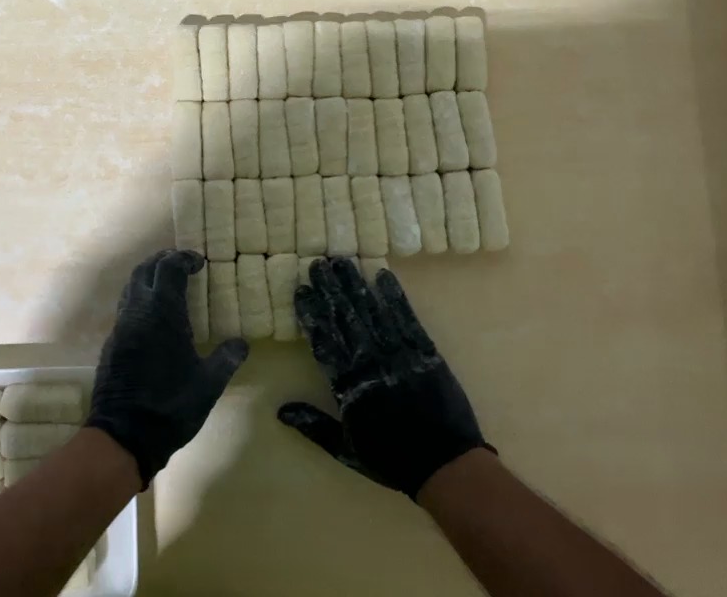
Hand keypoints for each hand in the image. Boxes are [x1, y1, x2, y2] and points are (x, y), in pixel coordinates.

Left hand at [86, 250, 247, 487]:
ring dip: (148, 279)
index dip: (184, 259)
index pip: (169, 268)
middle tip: (181, 264)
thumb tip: (242, 343)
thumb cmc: (171, 406)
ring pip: (131, 288)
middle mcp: (138, 312)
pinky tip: (154, 318)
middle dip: (162, 260)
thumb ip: (227, 359)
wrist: (124, 435)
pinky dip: (140, 300)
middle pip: (144, 270)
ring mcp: (121, 328)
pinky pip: (126, 309)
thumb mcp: (209, 384)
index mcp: (162, 313)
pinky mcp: (112, 344)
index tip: (199, 262)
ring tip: (168, 285)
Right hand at [280, 257, 488, 497]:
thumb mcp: (346, 449)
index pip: (324, 342)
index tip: (301, 290)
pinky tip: (382, 276)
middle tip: (318, 264)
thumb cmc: (392, 459)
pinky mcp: (425, 351)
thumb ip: (314, 425)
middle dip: (330, 290)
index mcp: (350, 387)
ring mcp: (399, 354)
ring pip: (372, 312)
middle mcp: (371, 364)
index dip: (312, 314)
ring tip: (342, 262)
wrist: (445, 464)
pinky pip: (406, 318)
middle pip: (346, 319)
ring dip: (356, 285)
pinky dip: (394, 296)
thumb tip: (281, 410)